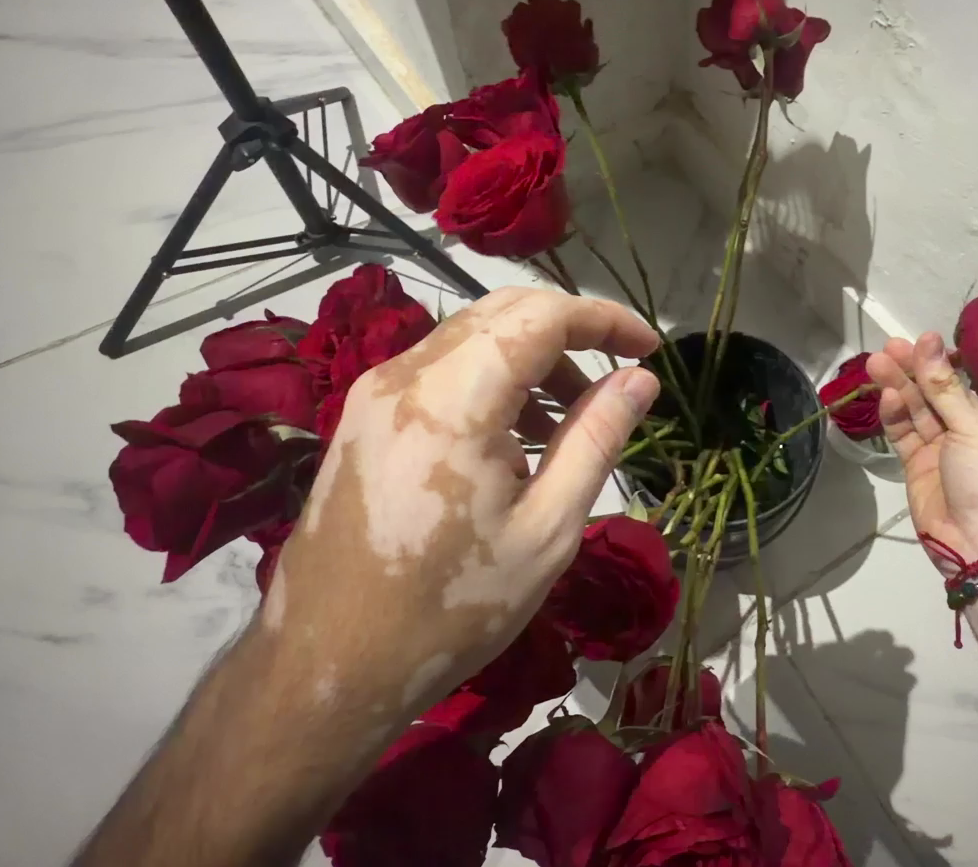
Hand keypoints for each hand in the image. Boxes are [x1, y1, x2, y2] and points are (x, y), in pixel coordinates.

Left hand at [259, 287, 660, 722]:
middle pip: (505, 311)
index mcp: (456, 398)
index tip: (651, 349)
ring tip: (570, 420)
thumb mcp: (547, 529)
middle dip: (571, 332)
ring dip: (532, 357)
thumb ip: (597, 438)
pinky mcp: (363, 416)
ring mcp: (375, 392)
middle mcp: (408, 374)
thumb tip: (641, 379)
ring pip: (472, 335)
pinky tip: (515, 439)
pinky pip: (441, 368)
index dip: (605, 320)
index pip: (543, 315)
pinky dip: (492, 379)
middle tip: (615, 380)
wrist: (326, 667)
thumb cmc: (451, 608)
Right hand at [867, 333, 977, 569]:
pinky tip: (886, 394)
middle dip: (918, 367)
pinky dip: (896, 414)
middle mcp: (976, 429)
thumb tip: (928, 340)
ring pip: (920, 408)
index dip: (956, 357)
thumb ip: (946, 386)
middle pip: (943, 390)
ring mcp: (946, 448)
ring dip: (900, 384)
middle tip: (892, 344)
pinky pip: (906, 433)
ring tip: (877, 360)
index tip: (932, 337)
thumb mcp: (977, 428)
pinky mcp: (920, 465)